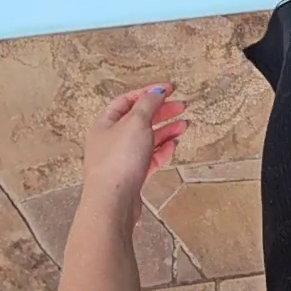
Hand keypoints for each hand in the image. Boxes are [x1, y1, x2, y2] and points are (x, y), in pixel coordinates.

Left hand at [77, 84, 187, 235]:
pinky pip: (149, 158)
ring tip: (185, 125)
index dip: (149, 92)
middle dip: (162, 111)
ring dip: (166, 130)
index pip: (128, 100)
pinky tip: (173, 146)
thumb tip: (158, 90)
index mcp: (105, 124)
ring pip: (147, 139)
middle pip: (139, 119)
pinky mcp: (131, 176)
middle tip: (182, 106)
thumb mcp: (136, 122)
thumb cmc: (119, 159)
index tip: (170, 88)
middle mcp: (111, 140)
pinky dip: (162, 150)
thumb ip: (149, 103)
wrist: (113, 202)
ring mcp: (121, 159)